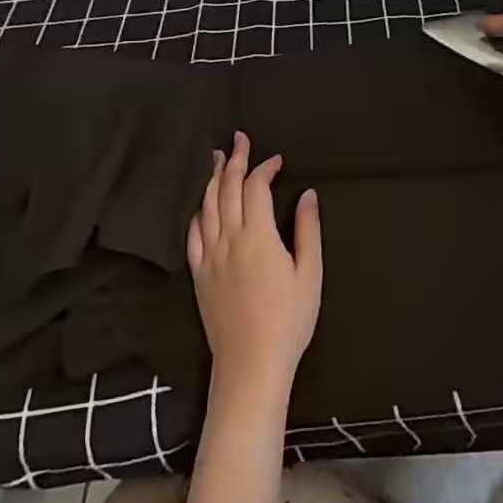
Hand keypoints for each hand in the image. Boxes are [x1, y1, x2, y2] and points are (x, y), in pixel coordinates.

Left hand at [187, 132, 322, 394]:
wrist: (251, 364)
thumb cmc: (289, 320)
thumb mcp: (310, 274)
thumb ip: (308, 230)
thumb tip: (307, 194)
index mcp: (258, 235)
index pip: (255, 187)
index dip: (264, 168)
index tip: (276, 159)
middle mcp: (229, 239)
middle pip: (226, 189)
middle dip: (234, 159)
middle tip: (239, 139)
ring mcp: (209, 256)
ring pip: (206, 206)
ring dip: (212, 178)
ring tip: (217, 158)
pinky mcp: (199, 275)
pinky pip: (193, 234)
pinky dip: (197, 212)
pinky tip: (202, 206)